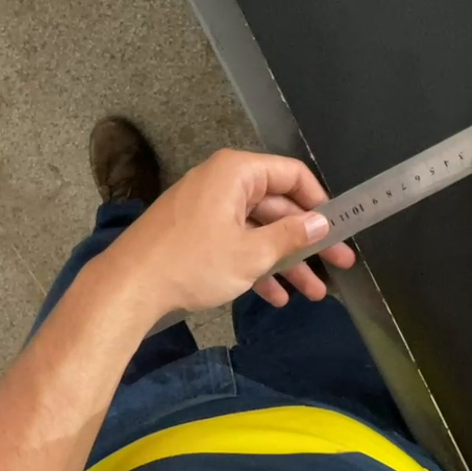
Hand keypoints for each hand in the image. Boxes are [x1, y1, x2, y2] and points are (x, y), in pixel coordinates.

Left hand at [96, 149, 357, 316]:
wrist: (131, 286)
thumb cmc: (193, 263)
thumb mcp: (251, 253)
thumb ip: (290, 236)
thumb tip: (320, 223)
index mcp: (237, 173)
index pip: (292, 175)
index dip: (320, 202)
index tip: (340, 228)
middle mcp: (223, 184)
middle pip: (278, 207)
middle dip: (308, 242)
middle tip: (339, 266)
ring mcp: (208, 210)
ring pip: (259, 232)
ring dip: (286, 262)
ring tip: (314, 292)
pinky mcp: (197, 235)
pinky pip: (236, 244)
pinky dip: (256, 267)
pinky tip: (276, 297)